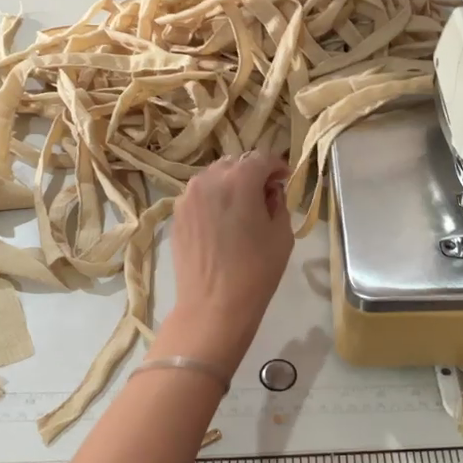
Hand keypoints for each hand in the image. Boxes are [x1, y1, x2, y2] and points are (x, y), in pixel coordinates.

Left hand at [161, 151, 294, 368]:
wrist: (213, 305)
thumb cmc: (256, 271)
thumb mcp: (282, 234)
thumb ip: (278, 202)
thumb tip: (269, 191)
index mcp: (239, 179)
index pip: (262, 158)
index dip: (278, 166)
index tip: (285, 180)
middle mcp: (209, 179)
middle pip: (236, 163)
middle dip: (253, 173)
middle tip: (265, 196)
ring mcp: (188, 196)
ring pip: (214, 177)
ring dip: (231, 185)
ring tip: (242, 210)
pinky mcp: (177, 215)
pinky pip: (199, 196)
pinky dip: (213, 200)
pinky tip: (222, 224)